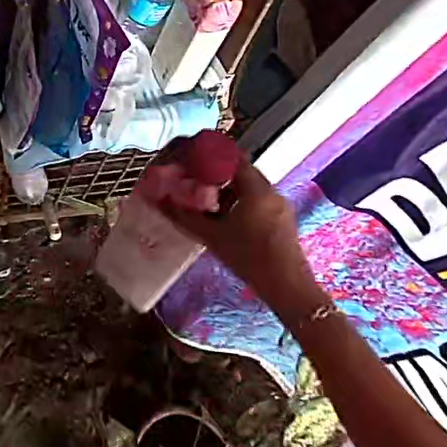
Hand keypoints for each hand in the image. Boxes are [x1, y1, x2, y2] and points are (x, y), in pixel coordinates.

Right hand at [154, 144, 329, 322]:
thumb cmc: (250, 258)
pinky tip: (227, 221)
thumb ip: (184, 217)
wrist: (287, 288)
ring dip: (229, 191)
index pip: (233, 157)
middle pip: (241, 171)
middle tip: (195, 184)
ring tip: (208, 205)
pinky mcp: (283, 219)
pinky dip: (241, 203)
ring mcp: (280, 205)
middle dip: (217, 176)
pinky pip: (259, 200)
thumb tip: (158, 202)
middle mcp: (271, 191)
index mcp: (256, 188)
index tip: (193, 164)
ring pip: (250, 187)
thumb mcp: (212, 237)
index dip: (211, 157)